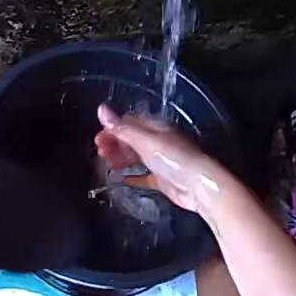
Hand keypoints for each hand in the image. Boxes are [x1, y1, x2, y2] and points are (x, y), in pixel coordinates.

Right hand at [93, 103, 238, 216]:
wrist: (198, 186)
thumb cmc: (173, 158)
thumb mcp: (144, 140)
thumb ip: (121, 127)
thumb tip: (101, 109)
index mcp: (156, 128)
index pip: (129, 123)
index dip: (112, 128)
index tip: (98, 138)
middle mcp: (159, 142)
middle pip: (131, 139)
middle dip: (114, 144)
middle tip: (100, 152)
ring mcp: (162, 160)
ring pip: (136, 156)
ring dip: (120, 158)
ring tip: (108, 165)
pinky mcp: (164, 179)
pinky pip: (144, 176)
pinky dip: (132, 176)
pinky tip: (122, 180)